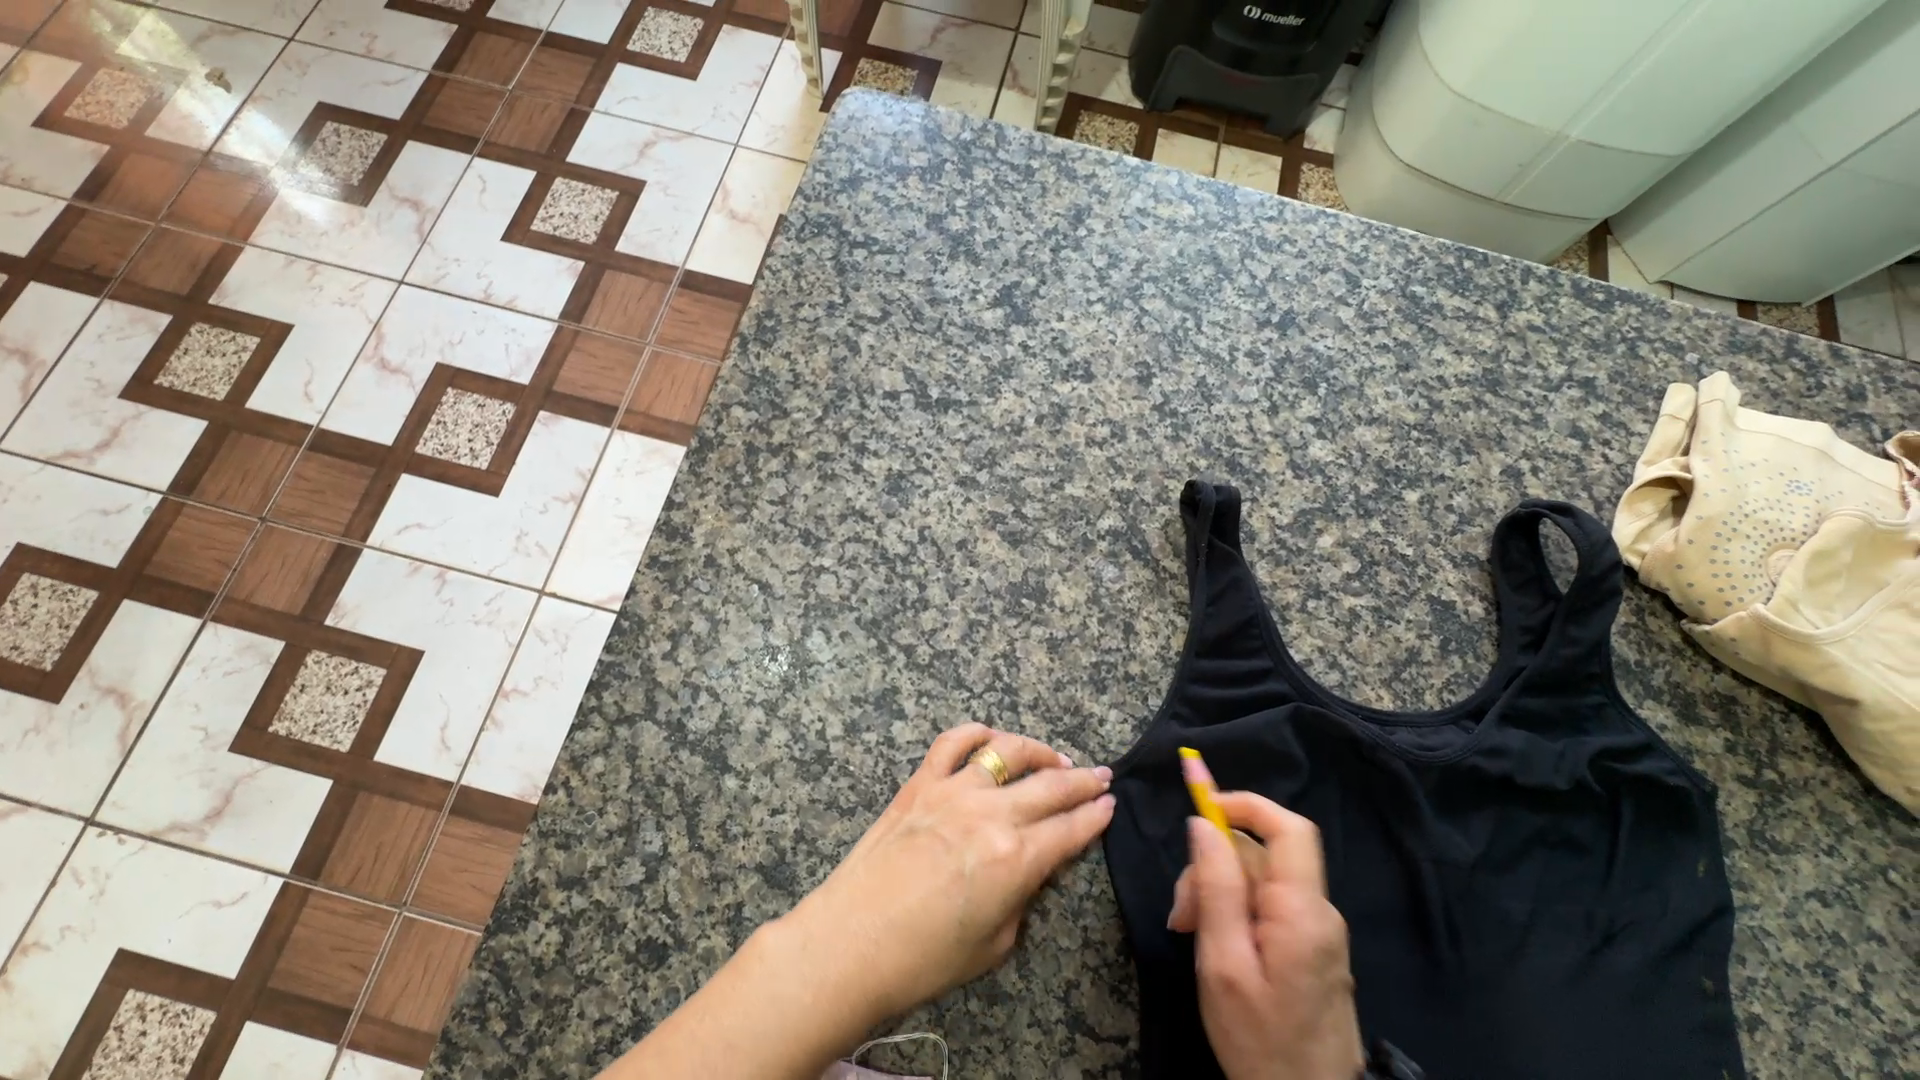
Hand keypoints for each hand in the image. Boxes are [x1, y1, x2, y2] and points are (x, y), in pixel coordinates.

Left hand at [779, 723, 1115, 1020]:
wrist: (851, 942)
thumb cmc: (925, 959)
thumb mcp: (995, 943)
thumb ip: (1021, 898)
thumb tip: (1029, 870)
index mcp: (1017, 859)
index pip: (1071, 830)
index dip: (1096, 817)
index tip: (1111, 806)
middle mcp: (991, 815)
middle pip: (1051, 786)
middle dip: (1083, 780)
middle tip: (1102, 777)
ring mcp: (953, 791)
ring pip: (1007, 752)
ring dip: (1039, 750)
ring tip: (1056, 756)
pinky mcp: (919, 783)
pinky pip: (952, 742)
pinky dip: (976, 732)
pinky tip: (990, 736)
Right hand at [1167, 790, 1362, 1079]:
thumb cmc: (1260, 1040)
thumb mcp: (1223, 964)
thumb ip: (1216, 889)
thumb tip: (1202, 824)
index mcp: (1302, 910)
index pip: (1287, 827)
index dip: (1244, 803)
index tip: (1198, 797)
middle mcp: (1318, 910)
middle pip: (1262, 854)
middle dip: (1213, 864)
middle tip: (1179, 911)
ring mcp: (1316, 930)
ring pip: (1260, 880)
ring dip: (1217, 892)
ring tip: (1188, 932)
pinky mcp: (1309, 948)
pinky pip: (1267, 907)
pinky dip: (1233, 911)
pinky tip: (1211, 942)